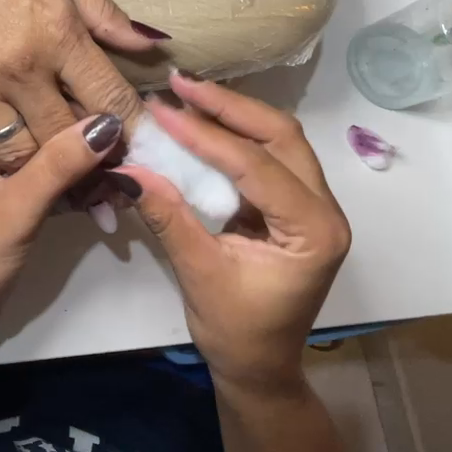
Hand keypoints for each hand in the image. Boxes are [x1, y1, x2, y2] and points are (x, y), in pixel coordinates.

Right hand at [0, 0, 160, 171]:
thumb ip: (103, 13)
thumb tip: (149, 44)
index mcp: (58, 34)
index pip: (110, 99)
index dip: (130, 128)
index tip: (134, 139)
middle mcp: (20, 69)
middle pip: (67, 138)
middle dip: (88, 154)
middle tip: (94, 157)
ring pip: (18, 153)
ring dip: (38, 162)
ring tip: (48, 158)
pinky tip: (1, 150)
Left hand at [0, 114, 125, 362]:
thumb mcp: (16, 209)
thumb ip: (59, 166)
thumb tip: (108, 121)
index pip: (36, 106)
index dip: (82, 116)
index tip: (125, 130)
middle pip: (52, 134)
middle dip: (93, 151)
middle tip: (132, 169)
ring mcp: (4, 176)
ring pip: (58, 162)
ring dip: (92, 178)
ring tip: (123, 195)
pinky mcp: (17, 202)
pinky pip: (56, 187)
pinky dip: (81, 197)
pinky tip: (108, 209)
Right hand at [120, 72, 350, 394]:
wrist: (259, 368)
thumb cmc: (237, 332)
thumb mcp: (199, 273)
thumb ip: (169, 216)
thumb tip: (126, 168)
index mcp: (314, 231)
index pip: (256, 166)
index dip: (207, 135)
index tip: (162, 109)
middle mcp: (325, 209)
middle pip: (281, 136)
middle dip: (229, 106)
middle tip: (180, 83)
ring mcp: (312, 204)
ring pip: (279, 139)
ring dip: (234, 113)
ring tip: (187, 93)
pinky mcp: (292, 204)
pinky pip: (267, 155)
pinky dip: (235, 134)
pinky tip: (201, 120)